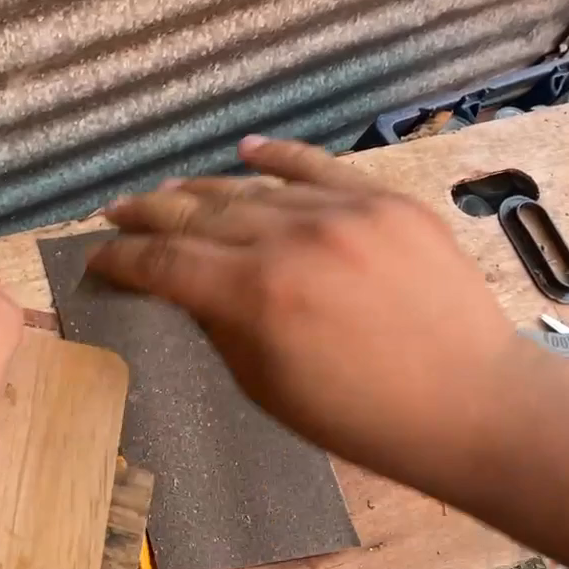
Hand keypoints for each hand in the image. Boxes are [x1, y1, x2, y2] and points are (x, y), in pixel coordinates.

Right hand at [88, 136, 539, 484]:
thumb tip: (186, 287)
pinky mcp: (384, 201)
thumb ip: (216, 327)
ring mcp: (342, 212)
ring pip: (248, 190)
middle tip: (115, 214)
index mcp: (254, 296)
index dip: (120, 259)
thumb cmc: (358, 418)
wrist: (472, 405)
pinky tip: (244, 150)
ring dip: (198, 192)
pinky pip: (317, 167)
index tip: (96, 258)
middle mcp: (289, 240)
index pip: (162, 264)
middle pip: (195, 215)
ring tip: (165, 194)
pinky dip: (277, 158)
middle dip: (145, 216)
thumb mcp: (264, 387)